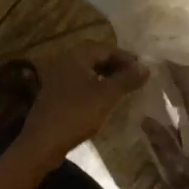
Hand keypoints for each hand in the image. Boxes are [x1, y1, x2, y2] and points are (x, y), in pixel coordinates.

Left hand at [8, 43, 149, 168]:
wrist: (43, 140)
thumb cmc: (76, 114)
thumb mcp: (106, 96)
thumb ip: (126, 79)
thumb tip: (146, 67)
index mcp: (76, 56)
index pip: (105, 48)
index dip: (126, 57)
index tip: (143, 70)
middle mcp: (65, 60)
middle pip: (95, 55)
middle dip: (116, 64)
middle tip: (135, 77)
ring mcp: (58, 76)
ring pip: (87, 68)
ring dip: (106, 74)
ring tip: (123, 87)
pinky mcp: (56, 91)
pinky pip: (79, 80)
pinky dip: (94, 84)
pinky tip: (104, 97)